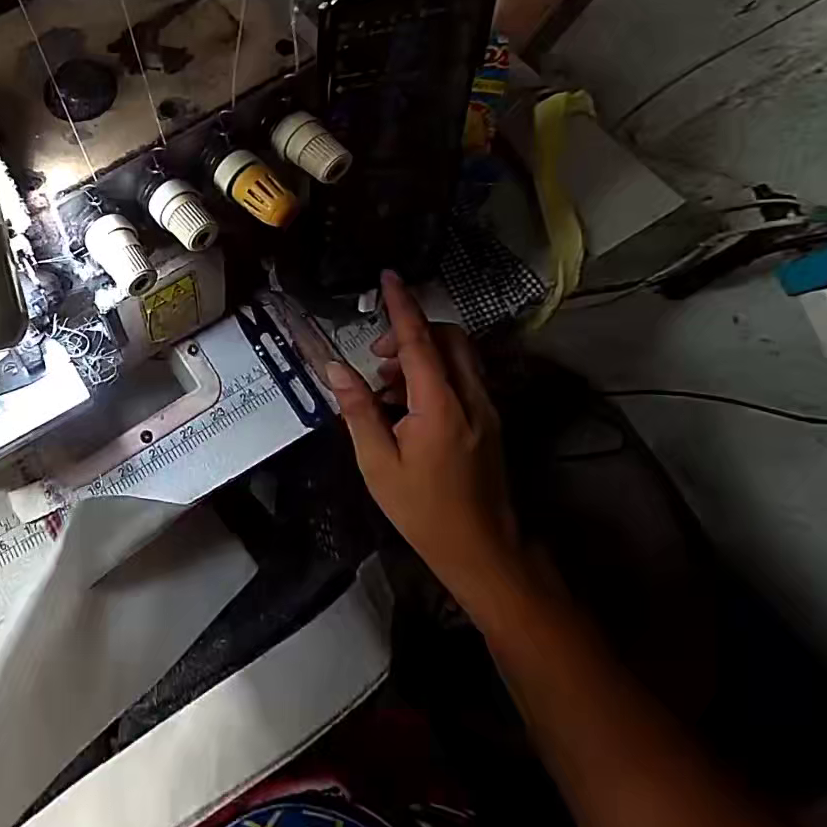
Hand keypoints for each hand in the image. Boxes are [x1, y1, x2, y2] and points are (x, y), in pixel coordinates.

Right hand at [325, 271, 522, 605]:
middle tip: (376, 358)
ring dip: (421, 354)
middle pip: (449, 339)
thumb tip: (336, 369)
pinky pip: (463, 378)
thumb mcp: (378, 463)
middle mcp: (472, 399)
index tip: (389, 276)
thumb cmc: (423, 510)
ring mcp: (488, 410)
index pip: (420, 342)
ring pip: (459, 356)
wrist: (484, 550)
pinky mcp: (491, 421)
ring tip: (384, 387)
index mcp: (441, 407)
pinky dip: (434, 374)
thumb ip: (358, 410)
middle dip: (412, 332)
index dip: (402, 307)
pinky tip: (406, 406)